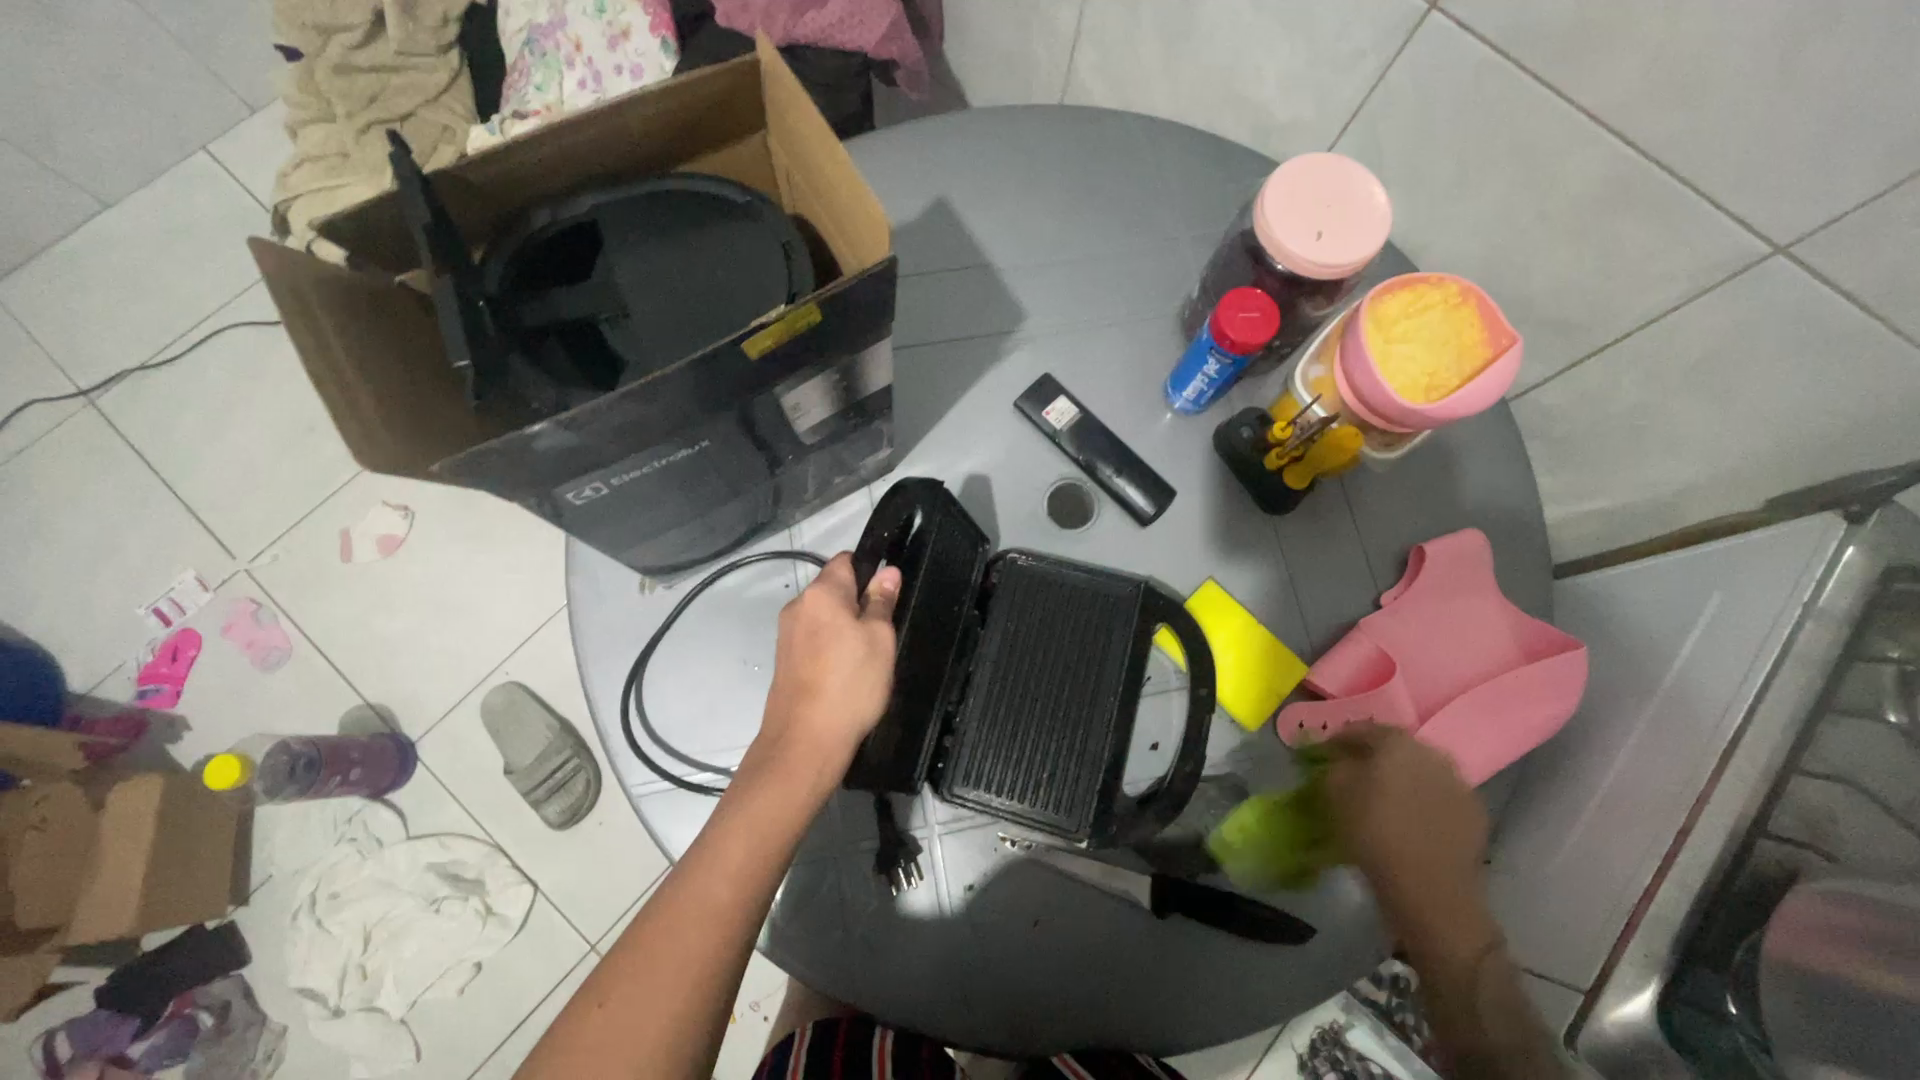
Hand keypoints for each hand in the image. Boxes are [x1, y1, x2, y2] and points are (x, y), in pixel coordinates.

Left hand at [756, 553, 901, 769]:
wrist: (806, 739)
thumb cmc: (850, 683)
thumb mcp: (880, 639)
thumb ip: (882, 602)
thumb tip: (888, 572)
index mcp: (821, 593)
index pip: (846, 561)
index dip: (870, 571)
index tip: (888, 595)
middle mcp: (798, 606)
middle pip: (833, 590)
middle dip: (857, 604)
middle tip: (883, 633)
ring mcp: (787, 635)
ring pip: (823, 618)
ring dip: (844, 629)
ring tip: (867, 659)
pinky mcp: (784, 660)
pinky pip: (813, 640)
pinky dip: (830, 649)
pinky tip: (845, 674)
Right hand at [1325, 724, 1487, 922]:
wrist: (1429, 886)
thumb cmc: (1373, 831)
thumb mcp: (1335, 793)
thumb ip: (1335, 766)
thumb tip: (1340, 760)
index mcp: (1396, 742)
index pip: (1362, 729)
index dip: (1339, 739)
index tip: (1325, 753)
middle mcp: (1432, 753)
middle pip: (1397, 748)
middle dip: (1375, 757)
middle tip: (1355, 774)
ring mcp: (1459, 782)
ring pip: (1422, 771)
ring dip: (1403, 779)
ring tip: (1385, 799)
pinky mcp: (1474, 812)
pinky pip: (1441, 797)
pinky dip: (1424, 802)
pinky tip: (1412, 820)